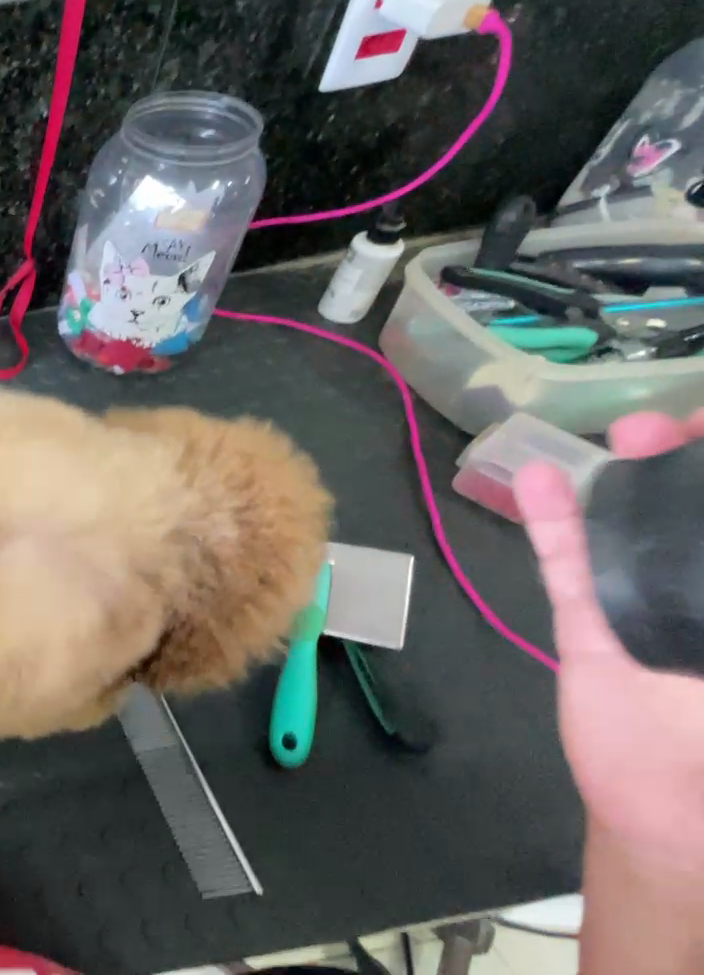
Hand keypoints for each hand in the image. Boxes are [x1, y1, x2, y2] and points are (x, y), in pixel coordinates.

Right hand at [515, 409, 703, 876]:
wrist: (679, 811)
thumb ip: (698, 587)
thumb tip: (691, 546)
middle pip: (698, 522)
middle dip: (695, 469)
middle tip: (683, 425)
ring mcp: (648, 604)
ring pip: (638, 529)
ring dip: (634, 480)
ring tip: (631, 433)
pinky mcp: (590, 619)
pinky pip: (568, 563)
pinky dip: (555, 521)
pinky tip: (547, 479)